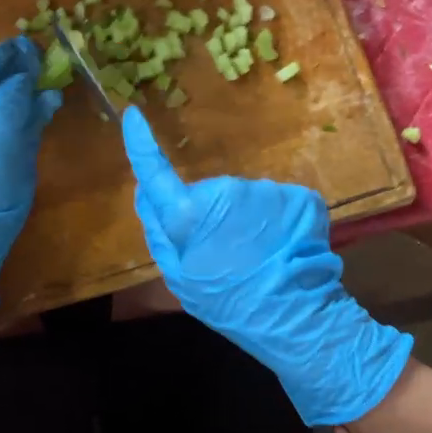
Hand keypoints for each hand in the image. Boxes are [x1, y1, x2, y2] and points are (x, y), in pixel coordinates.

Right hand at [121, 109, 412, 424]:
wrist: (293, 317)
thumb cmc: (227, 302)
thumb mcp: (178, 277)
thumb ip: (157, 231)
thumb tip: (144, 192)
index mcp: (189, 214)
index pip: (155, 171)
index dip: (140, 144)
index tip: (132, 115)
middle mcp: (225, 190)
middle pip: (209, 194)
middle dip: (212, 217)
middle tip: (223, 255)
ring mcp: (265, 191)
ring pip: (244, 201)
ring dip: (246, 223)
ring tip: (256, 258)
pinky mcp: (299, 197)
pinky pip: (276, 205)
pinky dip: (276, 224)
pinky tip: (280, 251)